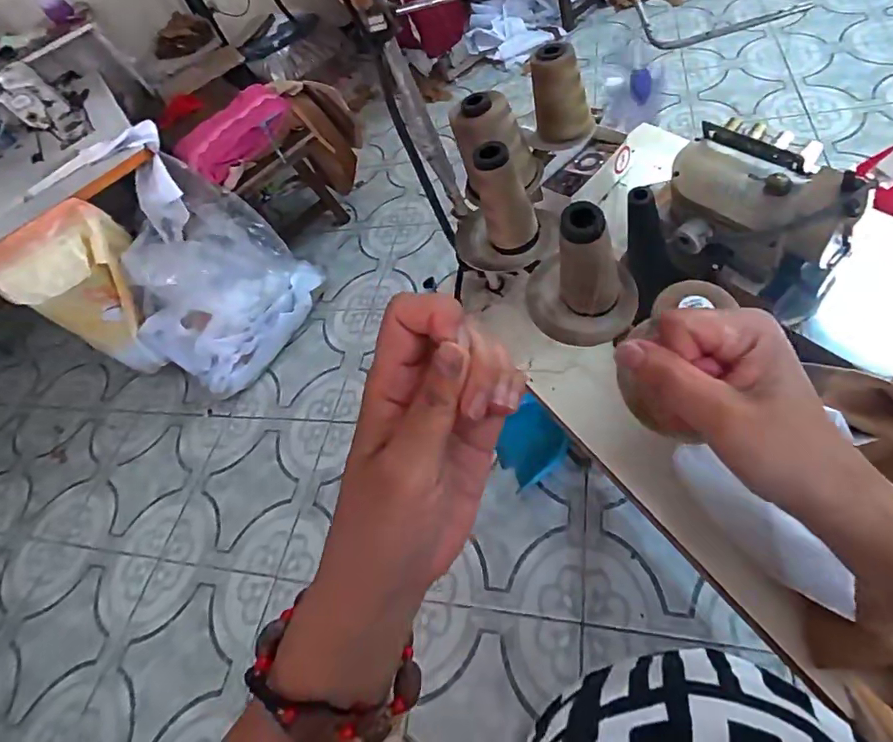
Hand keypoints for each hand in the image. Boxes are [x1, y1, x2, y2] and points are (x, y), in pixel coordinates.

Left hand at [269, 293, 523, 704]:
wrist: (394, 576)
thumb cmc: (381, 523)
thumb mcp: (403, 465)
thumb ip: (431, 404)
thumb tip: (455, 345)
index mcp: (390, 382)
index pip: (406, 315)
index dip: (435, 315)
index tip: (456, 349)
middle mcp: (423, 381)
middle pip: (458, 327)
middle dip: (477, 355)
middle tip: (474, 409)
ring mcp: (454, 402)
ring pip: (485, 351)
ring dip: (497, 373)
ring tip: (490, 416)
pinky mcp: (480, 425)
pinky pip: (502, 383)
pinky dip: (511, 388)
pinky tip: (506, 413)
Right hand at [614, 307, 872, 518]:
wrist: (829, 496)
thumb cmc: (783, 454)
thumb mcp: (721, 417)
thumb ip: (669, 379)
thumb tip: (622, 348)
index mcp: (746, 325)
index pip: (674, 326)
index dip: (673, 364)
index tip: (700, 402)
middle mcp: (740, 329)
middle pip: (673, 341)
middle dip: (674, 382)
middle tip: (700, 418)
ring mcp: (737, 353)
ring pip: (676, 361)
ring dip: (679, 396)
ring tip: (705, 425)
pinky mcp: (734, 375)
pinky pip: (689, 376)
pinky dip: (688, 402)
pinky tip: (705, 424)